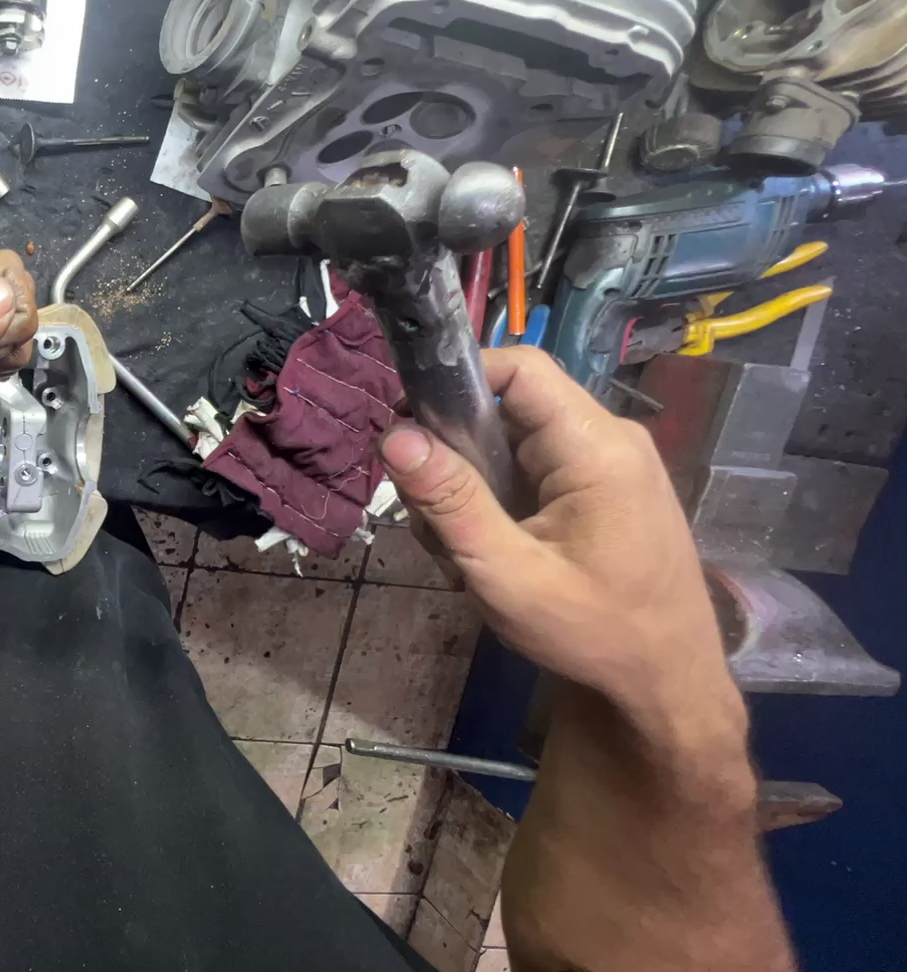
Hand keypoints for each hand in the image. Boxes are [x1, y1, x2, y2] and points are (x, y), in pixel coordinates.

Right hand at [377, 347, 741, 736]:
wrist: (661, 687)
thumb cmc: (591, 632)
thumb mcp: (503, 571)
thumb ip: (448, 500)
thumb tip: (392, 433)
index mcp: (595, 449)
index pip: (518, 367)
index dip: (454, 378)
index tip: (403, 426)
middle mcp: (603, 441)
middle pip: (497, 409)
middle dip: (447, 456)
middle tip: (429, 517)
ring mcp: (597, 465)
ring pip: (498, 443)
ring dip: (460, 488)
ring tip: (459, 549)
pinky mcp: (586, 488)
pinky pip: (514, 469)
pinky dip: (483, 502)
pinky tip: (482, 551)